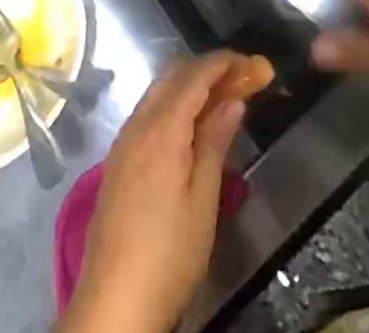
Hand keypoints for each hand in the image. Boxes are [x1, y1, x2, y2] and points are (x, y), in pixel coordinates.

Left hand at [60, 53, 246, 332]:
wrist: (113, 305)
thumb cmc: (169, 253)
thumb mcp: (203, 198)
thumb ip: (216, 140)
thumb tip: (234, 99)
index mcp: (161, 130)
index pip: (194, 75)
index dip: (225, 62)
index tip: (255, 64)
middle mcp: (137, 126)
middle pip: (172, 75)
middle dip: (208, 69)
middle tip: (244, 81)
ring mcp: (123, 143)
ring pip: (158, 92)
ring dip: (191, 86)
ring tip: (225, 100)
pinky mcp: (117, 162)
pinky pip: (148, 113)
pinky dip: (174, 105)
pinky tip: (194, 126)